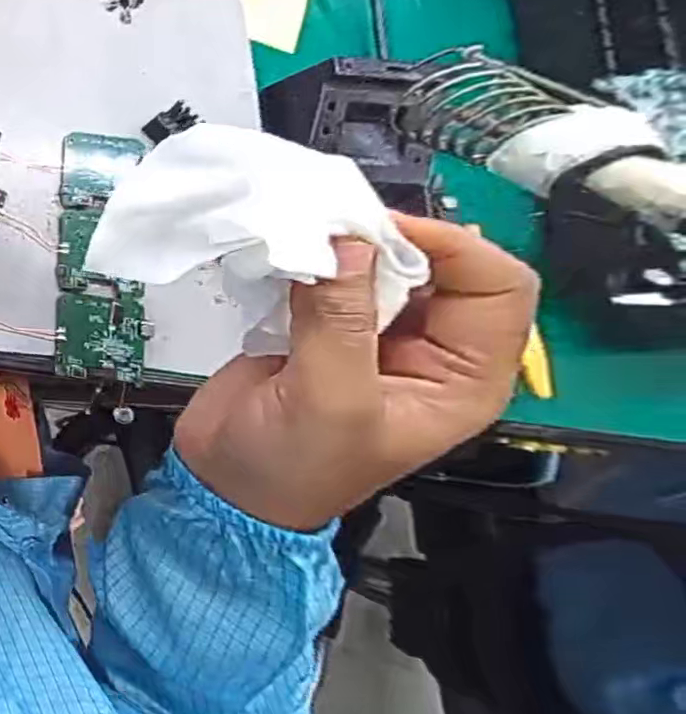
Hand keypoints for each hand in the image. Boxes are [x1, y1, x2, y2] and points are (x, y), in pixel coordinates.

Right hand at [174, 214, 540, 530]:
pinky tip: (277, 264)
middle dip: (384, 246)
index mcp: (458, 375)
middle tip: (330, 230)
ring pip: (367, 274)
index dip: (449, 250)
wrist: (221, 484)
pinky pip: (315, 288)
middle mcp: (417, 351)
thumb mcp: (329, 400)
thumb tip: (346, 246)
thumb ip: (338, 324)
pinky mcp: (305, 336)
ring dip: (336, 255)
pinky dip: (298, 269)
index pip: (491, 287)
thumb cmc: (291, 465)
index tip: (380, 230)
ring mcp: (357, 342)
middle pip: (430, 272)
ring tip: (299, 242)